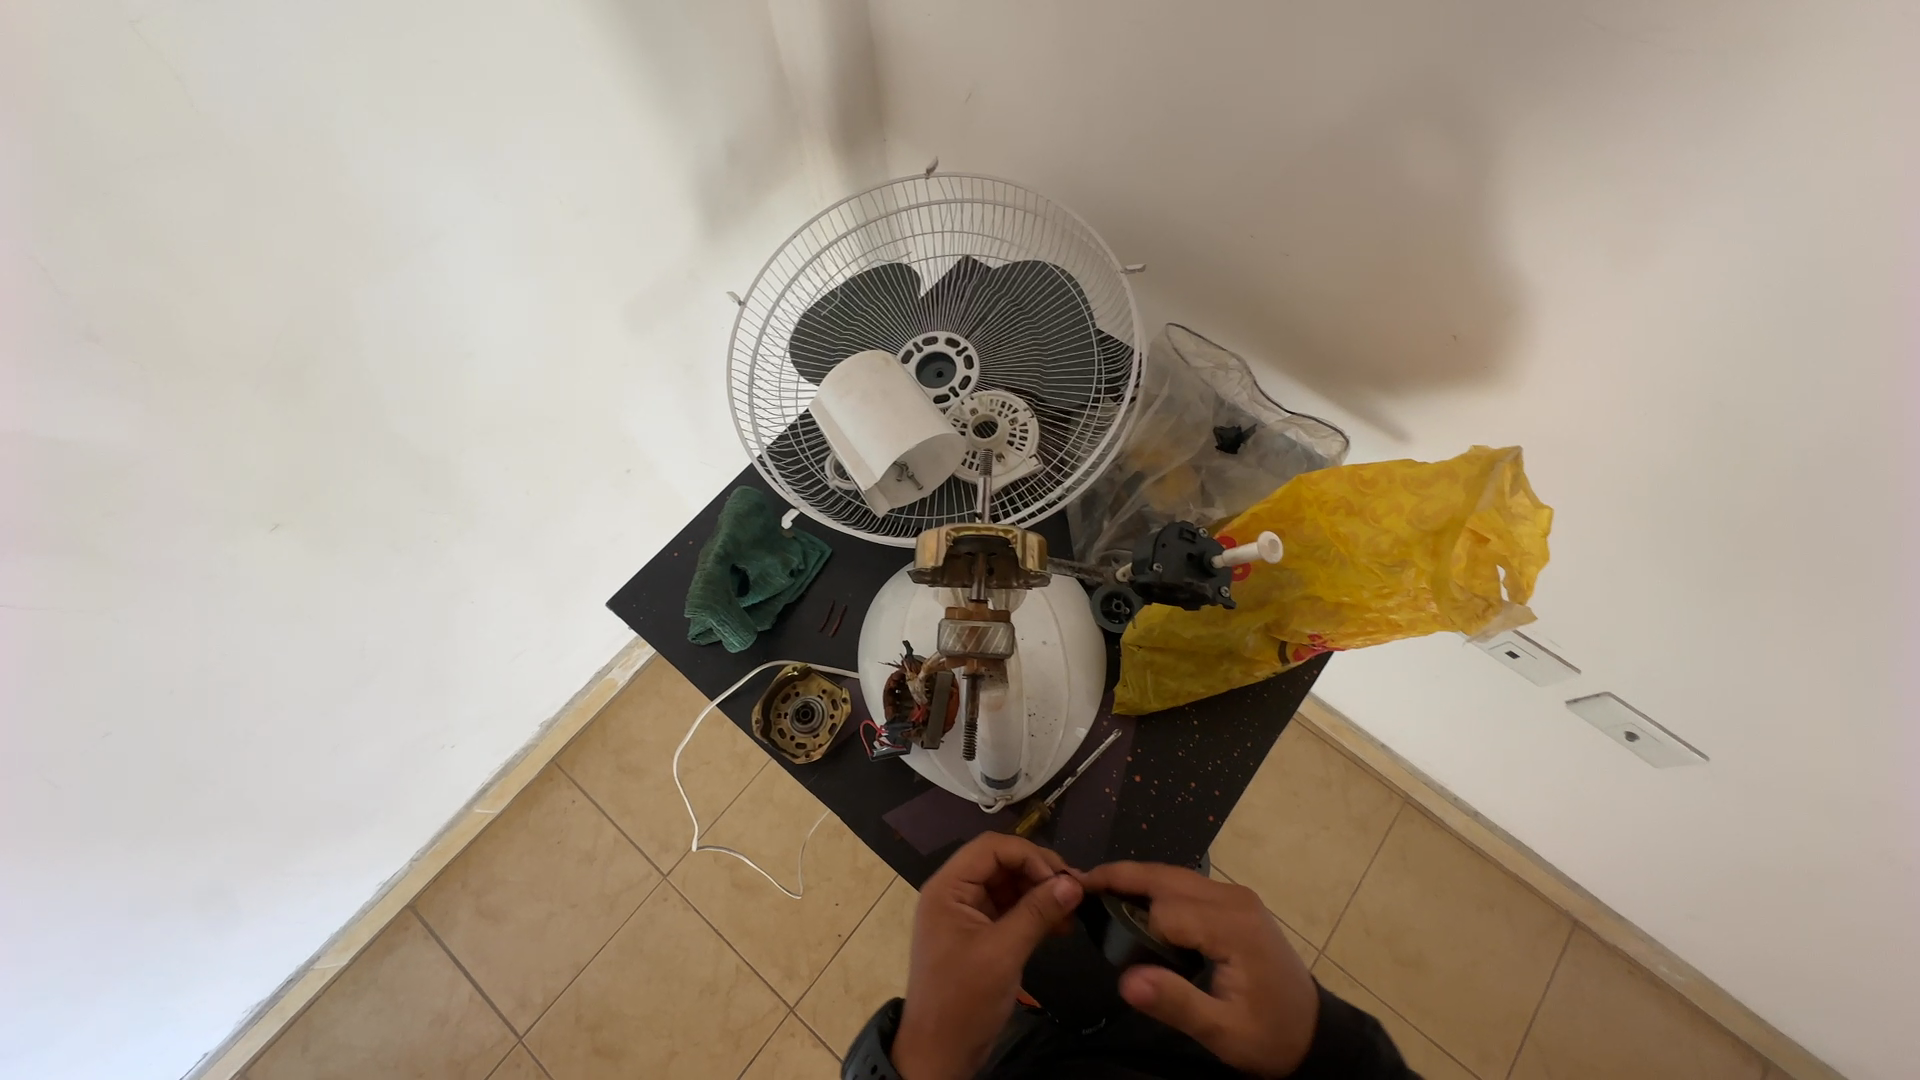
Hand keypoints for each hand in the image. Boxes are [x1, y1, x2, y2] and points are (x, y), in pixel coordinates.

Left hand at [891, 833, 1083, 1079]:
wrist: (938, 1056)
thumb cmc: (963, 1000)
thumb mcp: (1002, 954)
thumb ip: (1037, 913)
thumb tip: (1073, 884)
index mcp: (949, 887)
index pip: (991, 848)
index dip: (1028, 855)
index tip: (1060, 879)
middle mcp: (956, 892)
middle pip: (1001, 862)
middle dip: (1038, 872)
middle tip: (1074, 891)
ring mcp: (968, 913)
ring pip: (1009, 885)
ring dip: (1040, 893)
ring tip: (1072, 911)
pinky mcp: (980, 934)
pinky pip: (1010, 909)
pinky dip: (1035, 913)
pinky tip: (1061, 926)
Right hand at [1082, 861, 1317, 1077]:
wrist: (1315, 1034)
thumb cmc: (1268, 1036)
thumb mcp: (1223, 1033)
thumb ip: (1175, 1003)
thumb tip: (1124, 980)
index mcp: (1231, 926)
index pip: (1165, 912)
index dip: (1132, 925)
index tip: (1093, 926)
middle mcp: (1232, 898)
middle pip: (1165, 878)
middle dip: (1121, 878)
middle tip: (1079, 884)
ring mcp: (1235, 895)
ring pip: (1173, 875)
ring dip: (1135, 878)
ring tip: (1098, 887)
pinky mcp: (1235, 901)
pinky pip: (1186, 883)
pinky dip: (1155, 887)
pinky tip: (1134, 898)